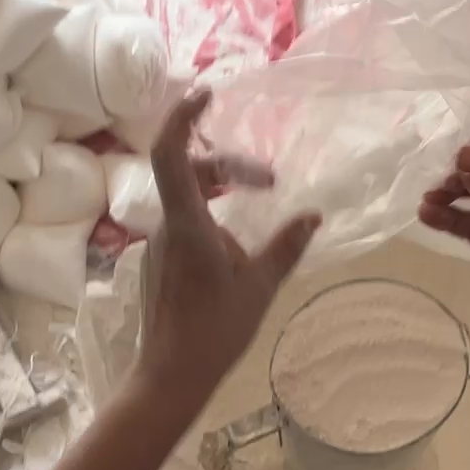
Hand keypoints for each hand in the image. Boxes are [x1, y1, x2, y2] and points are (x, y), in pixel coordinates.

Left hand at [135, 90, 321, 402]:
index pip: (172, 152)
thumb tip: (312, 217)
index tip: (208, 95)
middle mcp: (165, 227)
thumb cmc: (215, 331)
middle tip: (269, 182)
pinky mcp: (157, 266)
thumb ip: (286, 247)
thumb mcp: (260, 287)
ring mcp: (157, 247)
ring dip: (223, 206)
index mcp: (188, 224)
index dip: (184, 116)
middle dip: (230, 169)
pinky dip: (211, 230)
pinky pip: (185, 232)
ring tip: (256, 239)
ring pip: (189, 207)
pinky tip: (234, 264)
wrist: (171, 375)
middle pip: (189, 175)